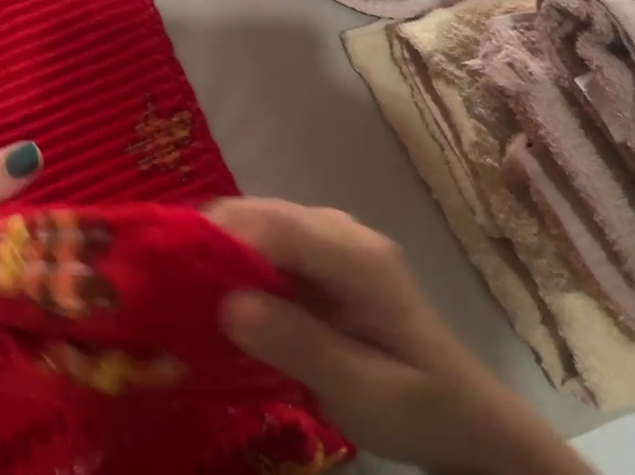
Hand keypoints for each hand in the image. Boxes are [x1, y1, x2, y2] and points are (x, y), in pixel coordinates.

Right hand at [206, 198, 591, 474]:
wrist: (468, 420)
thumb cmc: (419, 407)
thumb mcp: (364, 392)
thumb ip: (299, 345)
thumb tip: (227, 304)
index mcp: (357, 257)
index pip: (276, 224)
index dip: (219, 235)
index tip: (170, 265)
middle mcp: (341, 232)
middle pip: (260, 214)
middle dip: (209, 240)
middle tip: (165, 282)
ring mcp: (331, 240)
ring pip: (258, 224)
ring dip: (218, 249)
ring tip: (181, 288)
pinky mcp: (320, 258)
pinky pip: (266, 244)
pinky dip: (235, 262)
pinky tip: (218, 294)